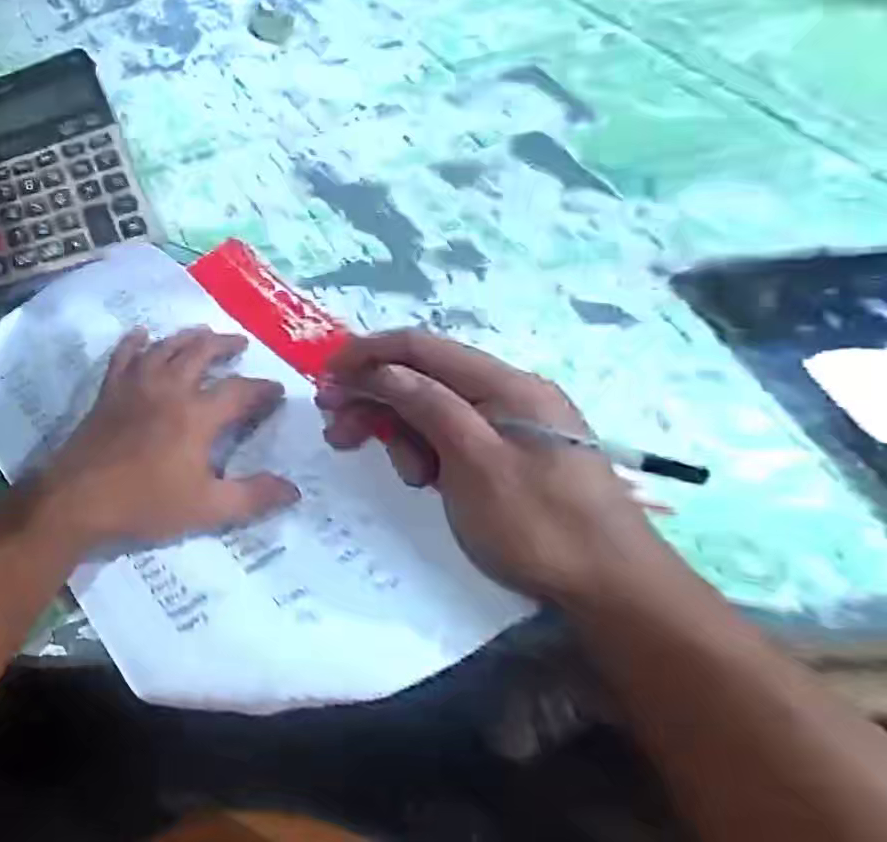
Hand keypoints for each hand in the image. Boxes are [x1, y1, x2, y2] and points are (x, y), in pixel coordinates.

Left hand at [35, 327, 297, 549]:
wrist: (80, 496)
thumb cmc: (146, 503)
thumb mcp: (208, 508)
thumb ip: (253, 496)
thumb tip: (293, 489)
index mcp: (196, 415)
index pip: (239, 391)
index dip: (262, 389)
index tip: (277, 390)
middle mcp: (167, 390)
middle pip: (199, 354)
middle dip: (223, 345)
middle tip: (239, 343)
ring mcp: (133, 386)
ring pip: (163, 348)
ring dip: (185, 337)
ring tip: (201, 332)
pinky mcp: (107, 392)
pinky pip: (122, 357)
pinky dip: (133, 342)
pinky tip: (140, 333)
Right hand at [319, 329, 670, 603]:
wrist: (615, 592)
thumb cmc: (539, 523)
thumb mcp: (473, 461)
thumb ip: (426, 404)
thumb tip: (378, 368)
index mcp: (505, 386)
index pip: (419, 347)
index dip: (365, 353)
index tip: (323, 376)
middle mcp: (505, 394)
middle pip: (417, 376)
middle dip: (369, 395)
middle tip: (332, 423)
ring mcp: (504, 424)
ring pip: (424, 406)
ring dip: (388, 425)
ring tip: (366, 455)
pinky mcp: (501, 452)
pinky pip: (442, 434)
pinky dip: (416, 447)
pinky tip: (415, 475)